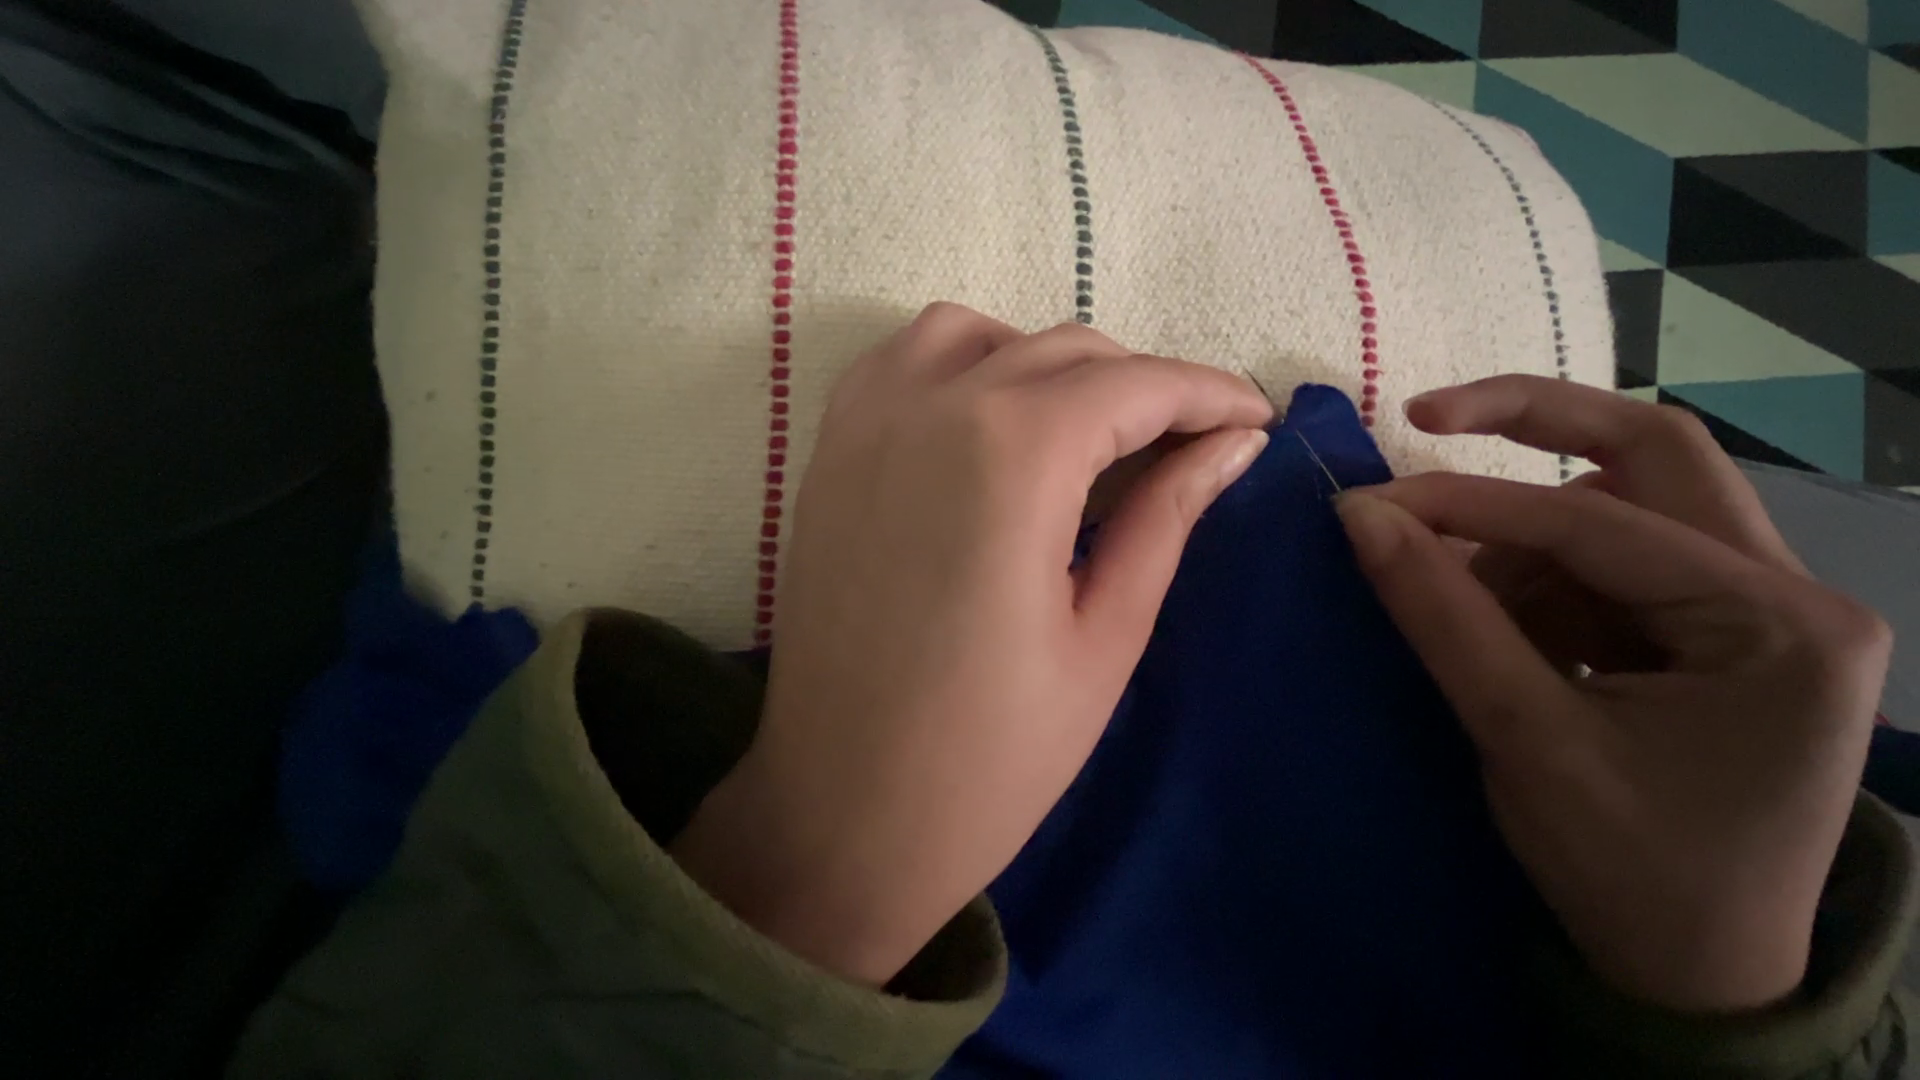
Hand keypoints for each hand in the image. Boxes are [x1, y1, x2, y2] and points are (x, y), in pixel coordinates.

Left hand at [672, 303, 1272, 984]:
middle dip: (1140, 386)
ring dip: (1045, 364)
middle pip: (1063, 352)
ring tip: (1086, 432)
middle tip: (1186, 445)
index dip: (1206, 393)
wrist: (843, 813)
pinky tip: (989, 423)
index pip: (1134, 384)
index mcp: (1012, 453)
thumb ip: (1167, 518)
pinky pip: (900, 363)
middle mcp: (930, 406)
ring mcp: (864, 424)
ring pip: (976, 336)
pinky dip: (960, 366)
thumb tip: (1233, 444)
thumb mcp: (1105, 636)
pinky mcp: (826, 454)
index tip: (1252, 418)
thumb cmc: (991, 754)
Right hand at [1339, 376, 1892, 1012]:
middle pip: (1654, 454)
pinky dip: (1533, 572)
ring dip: (1520, 528)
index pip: (1595, 522)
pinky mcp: (1706, 632)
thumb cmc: (1627, 867)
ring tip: (1446, 586)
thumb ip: (1441, 615)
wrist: (1699, 974)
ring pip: (1623, 505)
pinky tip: (1491, 621)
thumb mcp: (1523, 738)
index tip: (1365, 505)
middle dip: (1531, 423)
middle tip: (1426, 415)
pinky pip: (1606, 562)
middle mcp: (1786, 593)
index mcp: (1777, 625)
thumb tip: (1358, 516)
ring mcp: (1752, 609)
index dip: (1466, 504)